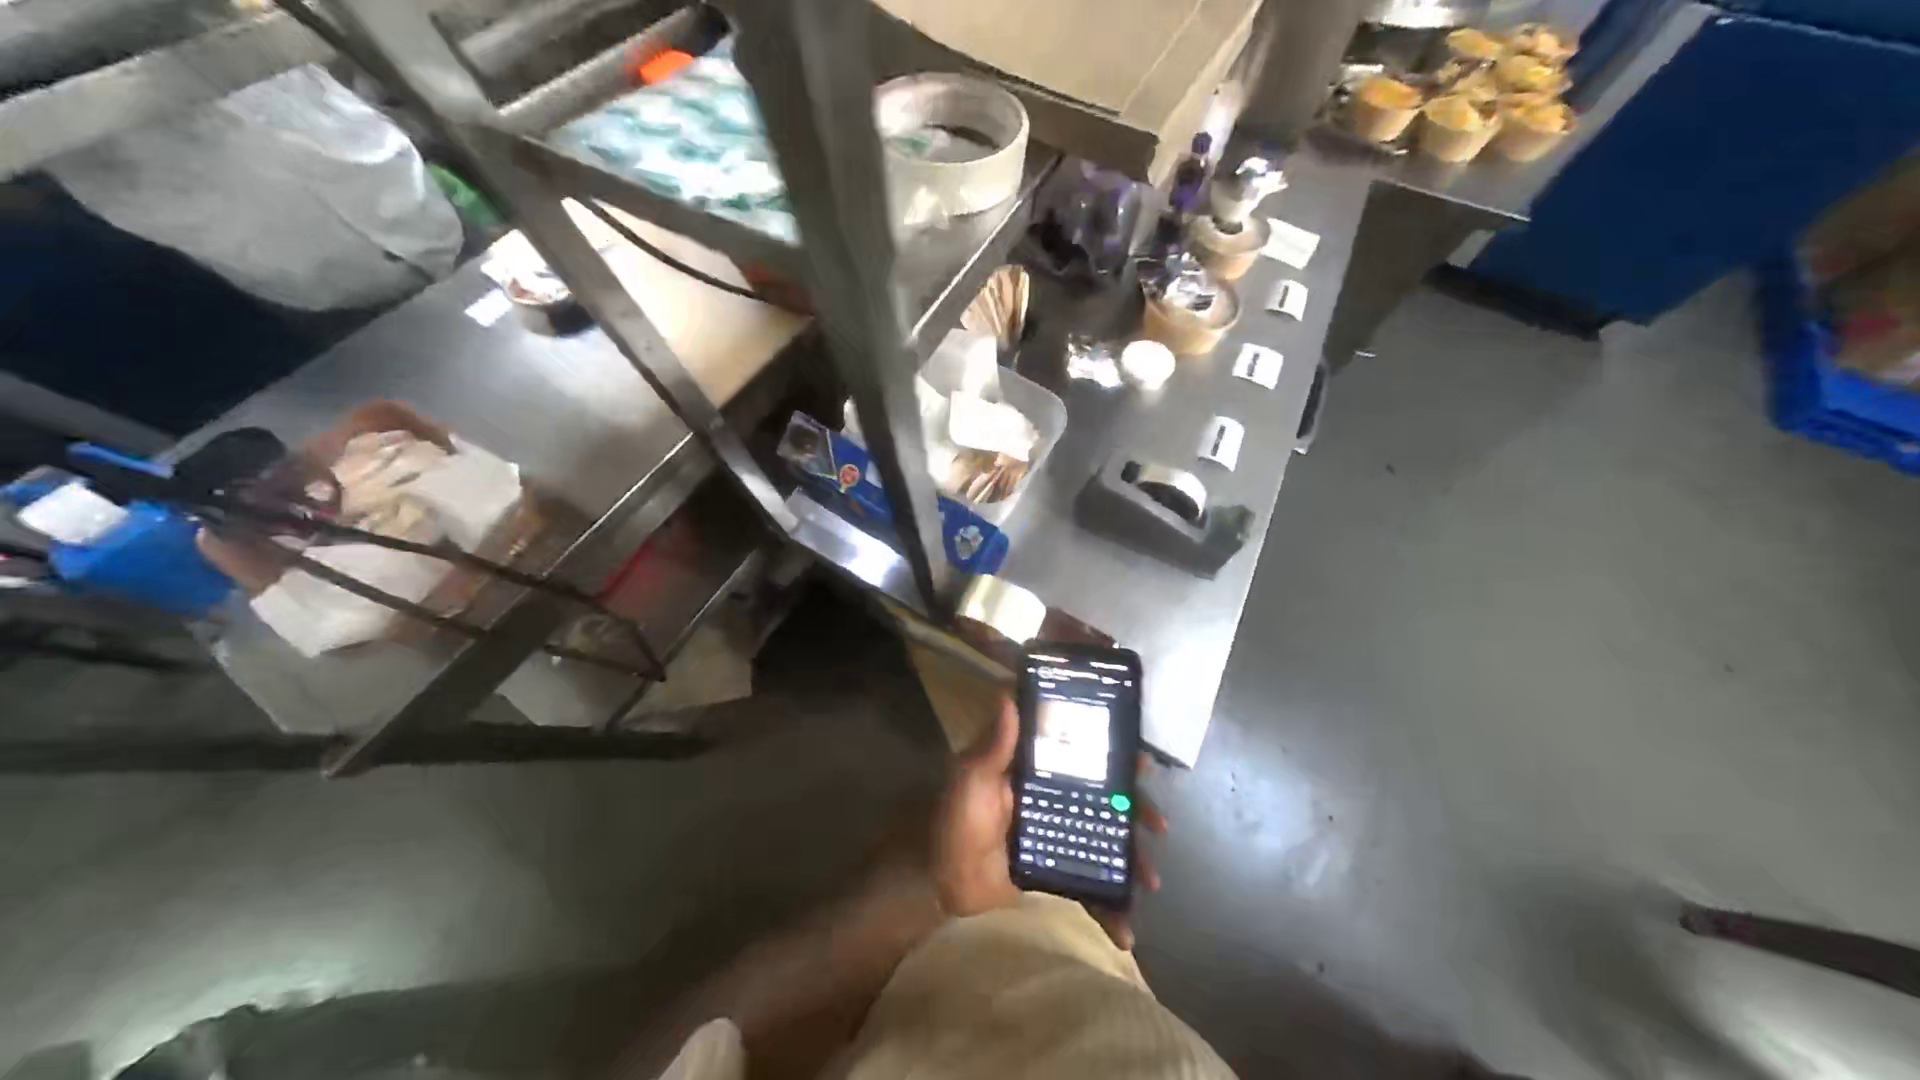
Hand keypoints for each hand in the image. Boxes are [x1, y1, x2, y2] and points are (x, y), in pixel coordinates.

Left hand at [931, 699, 1170, 950]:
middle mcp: (1053, 798)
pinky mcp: (1058, 871)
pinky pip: (1090, 887)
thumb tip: (1008, 694)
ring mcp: (1058, 836)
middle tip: (1158, 822)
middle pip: (1106, 797)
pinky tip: (1128, 932)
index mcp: (1035, 769)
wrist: (943, 886)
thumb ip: (993, 744)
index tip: (1141, 757)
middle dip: (1137, 808)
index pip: (1081, 752)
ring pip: (1107, 840)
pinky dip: (1110, 910)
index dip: (1114, 752)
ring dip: (1134, 858)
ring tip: (1151, 879)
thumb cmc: (957, 823)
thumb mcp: (971, 779)